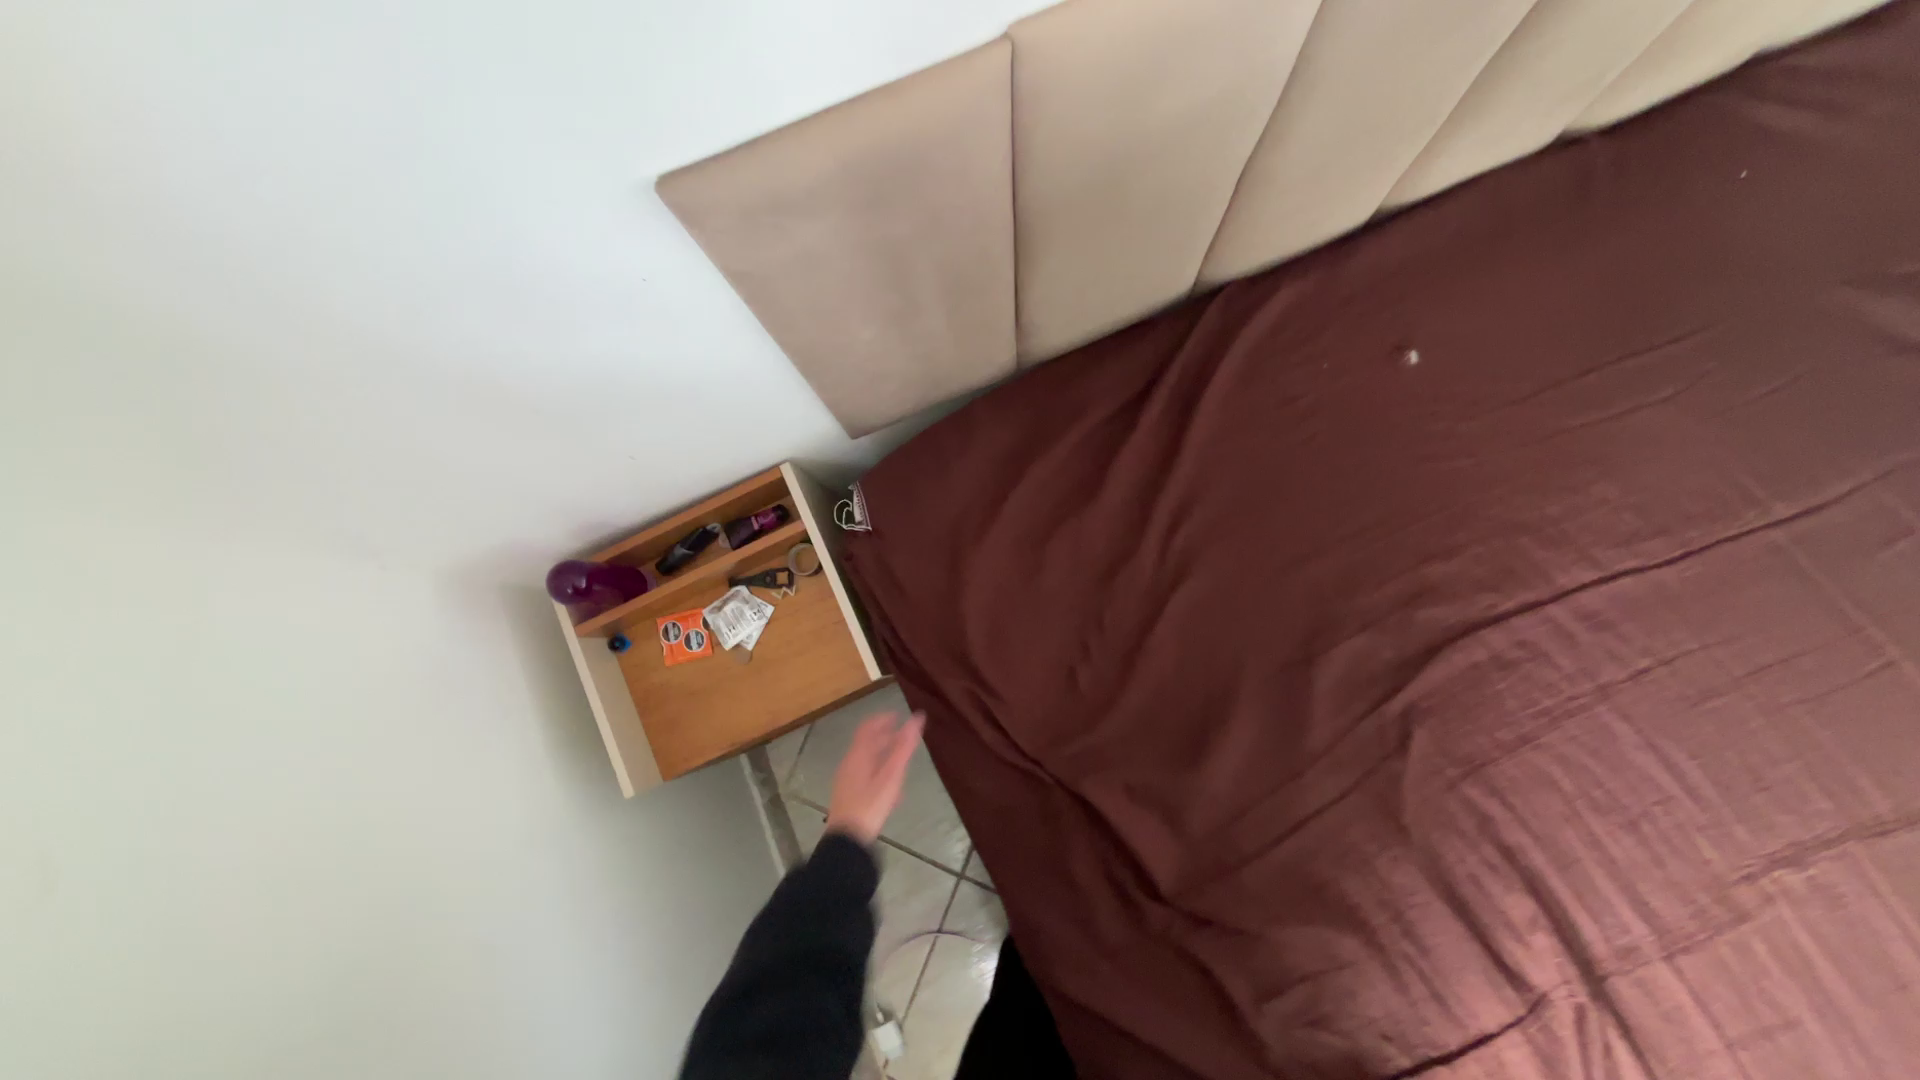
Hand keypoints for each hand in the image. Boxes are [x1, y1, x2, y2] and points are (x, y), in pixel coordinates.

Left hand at [825, 711, 925, 845]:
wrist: (848, 839)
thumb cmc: (871, 804)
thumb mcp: (891, 775)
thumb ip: (904, 746)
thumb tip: (917, 718)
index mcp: (858, 755)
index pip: (868, 727)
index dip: (883, 719)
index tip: (898, 716)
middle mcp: (849, 763)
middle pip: (866, 744)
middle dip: (884, 737)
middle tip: (902, 736)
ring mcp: (846, 780)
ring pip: (865, 760)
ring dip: (882, 755)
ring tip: (900, 760)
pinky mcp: (847, 795)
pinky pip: (864, 775)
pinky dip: (878, 771)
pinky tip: (890, 787)